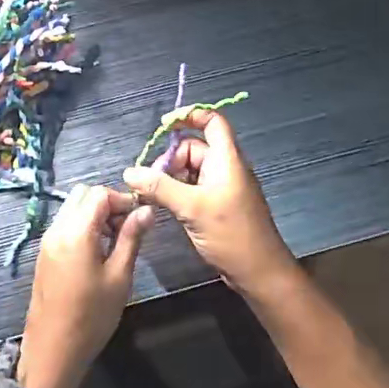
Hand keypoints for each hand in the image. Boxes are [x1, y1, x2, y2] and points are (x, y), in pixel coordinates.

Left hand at [18, 185, 151, 387]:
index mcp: (76, 232)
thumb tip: (147, 210)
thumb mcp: (119, 277)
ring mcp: (47, 241)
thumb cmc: (91, 316)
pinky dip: (83, 226)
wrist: (53, 351)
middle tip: (126, 229)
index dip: (122, 200)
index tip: (139, 219)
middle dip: (107, 203)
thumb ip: (131, 238)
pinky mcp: (44, 253)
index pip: (99, 194)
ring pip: (72, 208)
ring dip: (95, 214)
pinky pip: (65, 224)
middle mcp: (57, 229)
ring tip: (115, 242)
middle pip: (82, 195)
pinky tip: (97, 252)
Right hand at [123, 110, 298, 295]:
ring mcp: (221, 187)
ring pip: (189, 170)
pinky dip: (176, 192)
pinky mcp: (216, 205)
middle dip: (169, 159)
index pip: (211, 121)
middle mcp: (225, 167)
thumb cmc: (231, 233)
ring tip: (151, 195)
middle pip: (193, 148)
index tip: (163, 125)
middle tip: (150, 180)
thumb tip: (129, 172)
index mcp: (226, 158)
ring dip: (169, 178)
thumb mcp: (191, 207)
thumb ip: (159, 187)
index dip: (189, 116)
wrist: (259, 272)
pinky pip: (192, 188)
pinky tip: (162, 205)